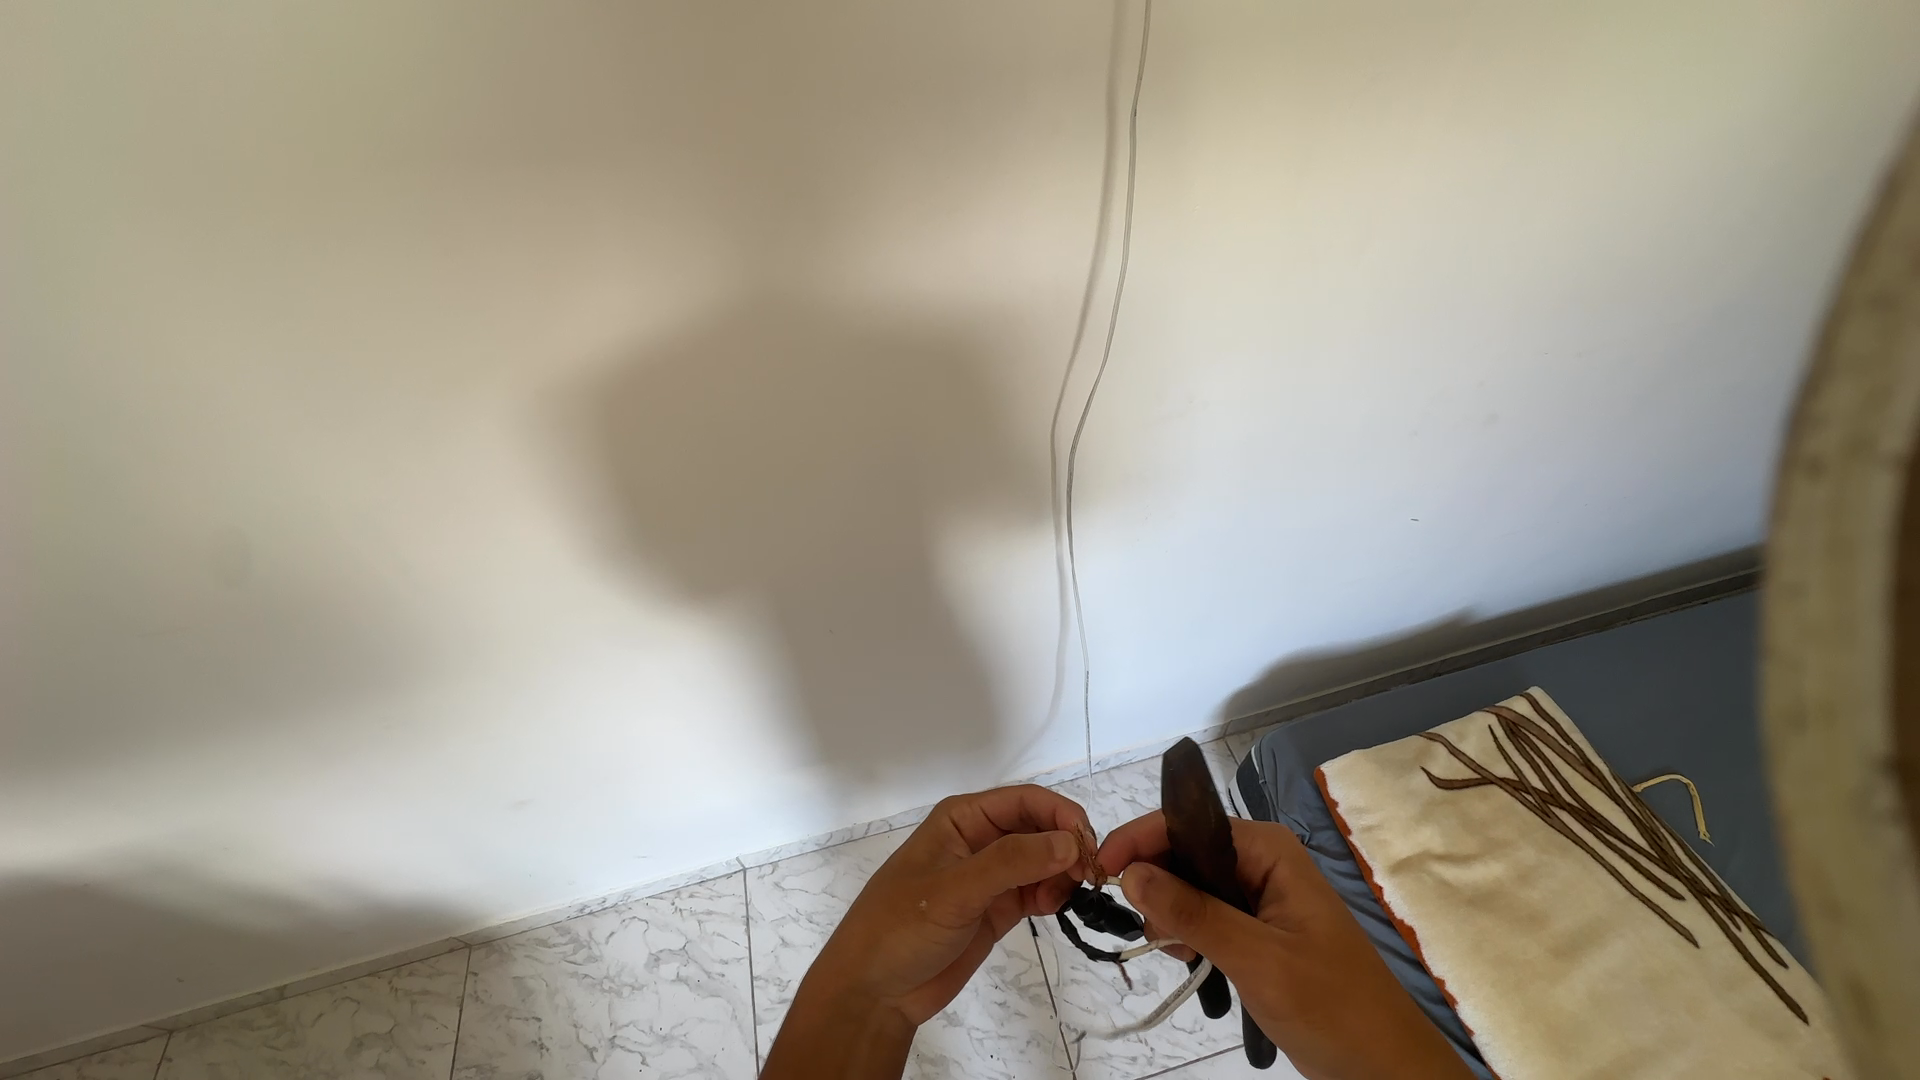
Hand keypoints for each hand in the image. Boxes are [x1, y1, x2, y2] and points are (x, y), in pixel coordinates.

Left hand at [762, 785, 1092, 1079]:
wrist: (874, 990)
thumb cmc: (902, 925)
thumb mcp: (955, 889)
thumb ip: (1011, 862)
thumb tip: (1069, 841)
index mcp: (963, 818)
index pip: (1022, 800)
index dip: (1058, 813)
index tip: (1087, 841)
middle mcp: (980, 839)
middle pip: (1037, 827)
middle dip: (1066, 843)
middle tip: (1090, 874)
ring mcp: (989, 875)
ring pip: (1041, 859)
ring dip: (1062, 871)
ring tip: (1071, 894)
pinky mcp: (997, 908)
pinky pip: (1036, 890)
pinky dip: (1052, 894)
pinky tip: (1054, 907)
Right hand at [1100, 813, 1473, 1079]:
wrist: (1387, 1072)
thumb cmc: (1331, 1006)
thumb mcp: (1257, 959)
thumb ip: (1192, 912)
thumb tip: (1128, 874)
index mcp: (1266, 849)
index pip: (1186, 824)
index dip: (1139, 840)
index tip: (1099, 869)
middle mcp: (1260, 861)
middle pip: (1184, 852)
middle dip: (1154, 881)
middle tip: (1139, 925)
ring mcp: (1259, 895)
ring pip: (1190, 885)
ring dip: (1169, 912)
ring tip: (1169, 950)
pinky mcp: (1257, 929)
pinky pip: (1205, 914)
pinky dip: (1186, 932)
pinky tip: (1184, 957)